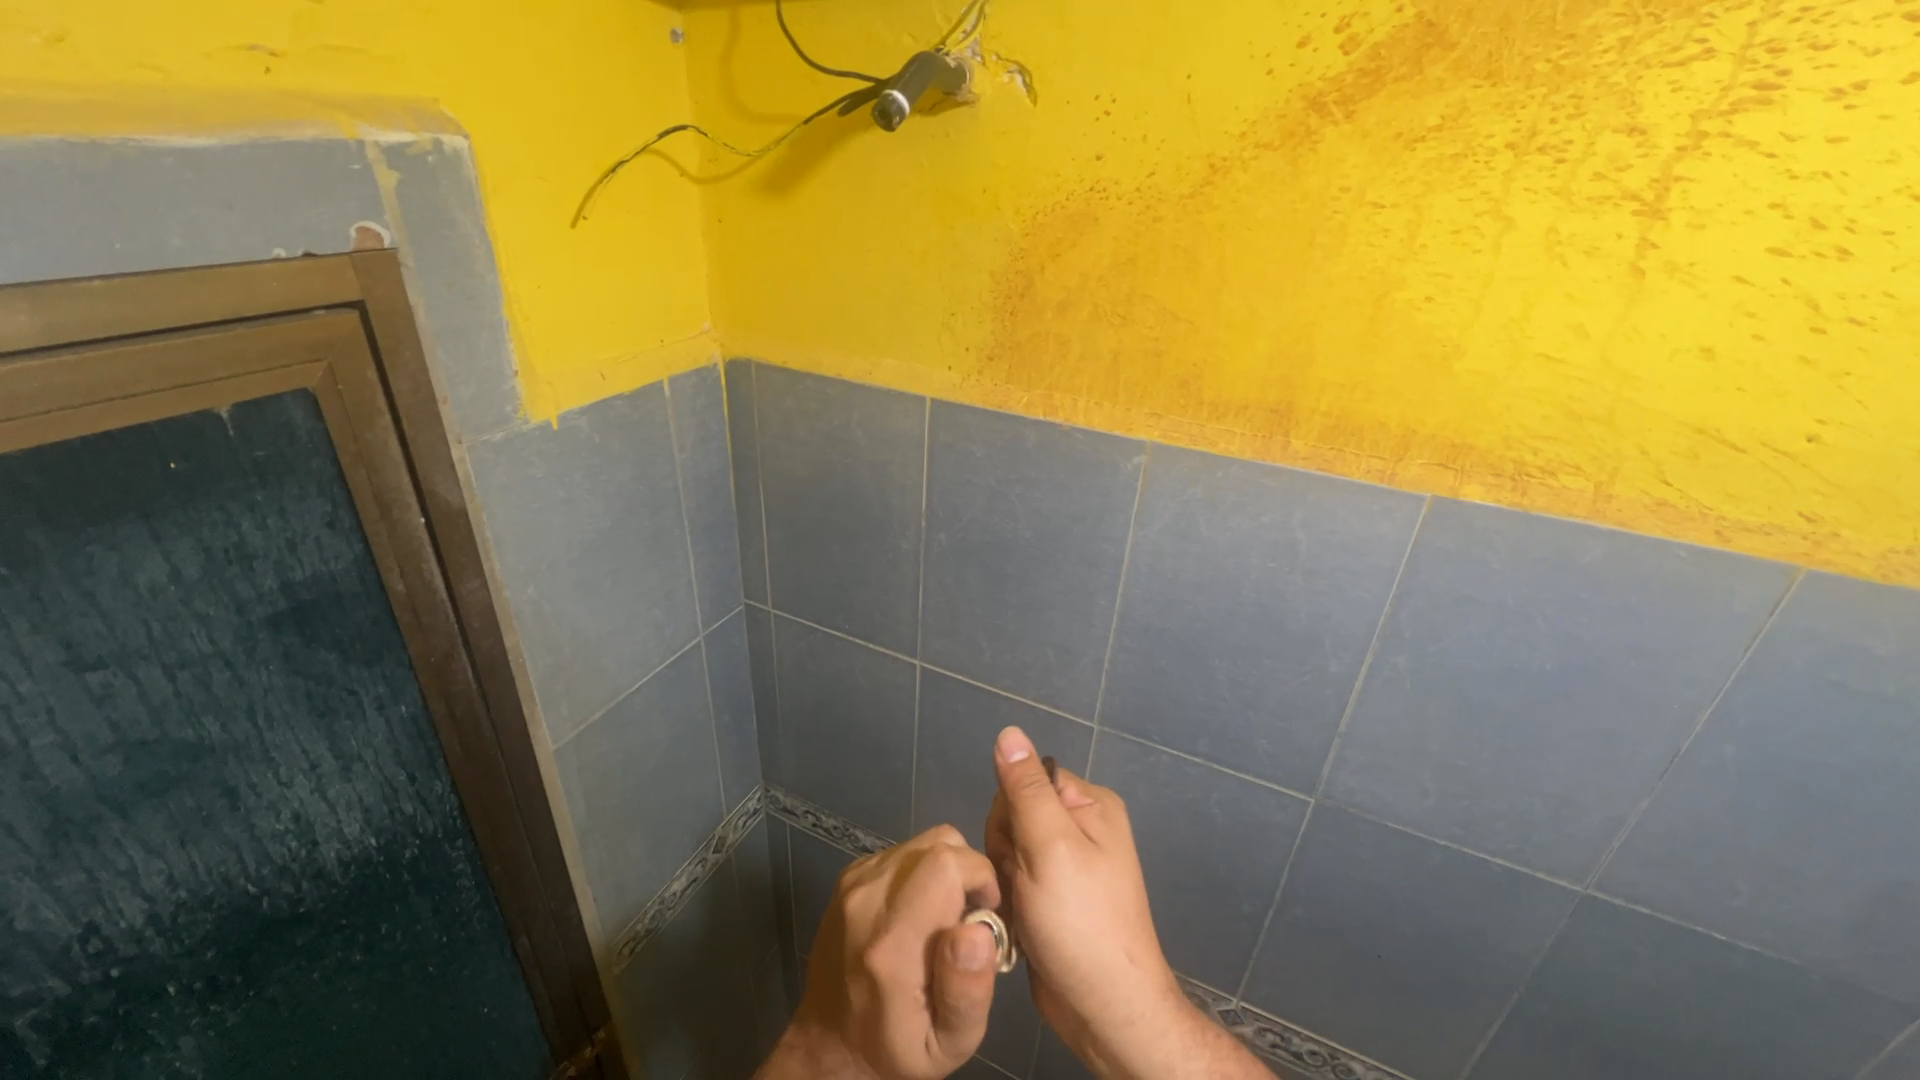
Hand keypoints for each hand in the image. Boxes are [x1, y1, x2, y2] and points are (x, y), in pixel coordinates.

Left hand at [759, 825, 1003, 1079]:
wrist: (831, 1043)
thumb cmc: (896, 1046)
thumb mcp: (947, 1044)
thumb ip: (968, 991)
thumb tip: (977, 929)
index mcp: (891, 940)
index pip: (946, 864)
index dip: (980, 878)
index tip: (985, 916)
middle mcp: (867, 898)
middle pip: (939, 843)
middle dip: (969, 870)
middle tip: (969, 916)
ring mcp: (854, 882)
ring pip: (922, 842)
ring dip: (946, 869)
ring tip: (944, 915)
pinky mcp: (850, 876)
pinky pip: (904, 851)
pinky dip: (923, 870)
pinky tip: (919, 910)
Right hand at [984, 727, 1187, 1072]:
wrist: (1102, 1007)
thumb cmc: (1081, 922)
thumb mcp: (1050, 846)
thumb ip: (1024, 788)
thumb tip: (1009, 731)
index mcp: (1090, 804)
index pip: (1025, 778)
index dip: (1010, 812)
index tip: (1018, 849)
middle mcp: (1080, 827)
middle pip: (1011, 812)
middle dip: (1004, 849)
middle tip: (1022, 885)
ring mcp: (1065, 863)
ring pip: (1004, 848)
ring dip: (1002, 878)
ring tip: (1021, 907)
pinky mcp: (1051, 894)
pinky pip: (1010, 878)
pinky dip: (1007, 898)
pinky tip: (1018, 921)